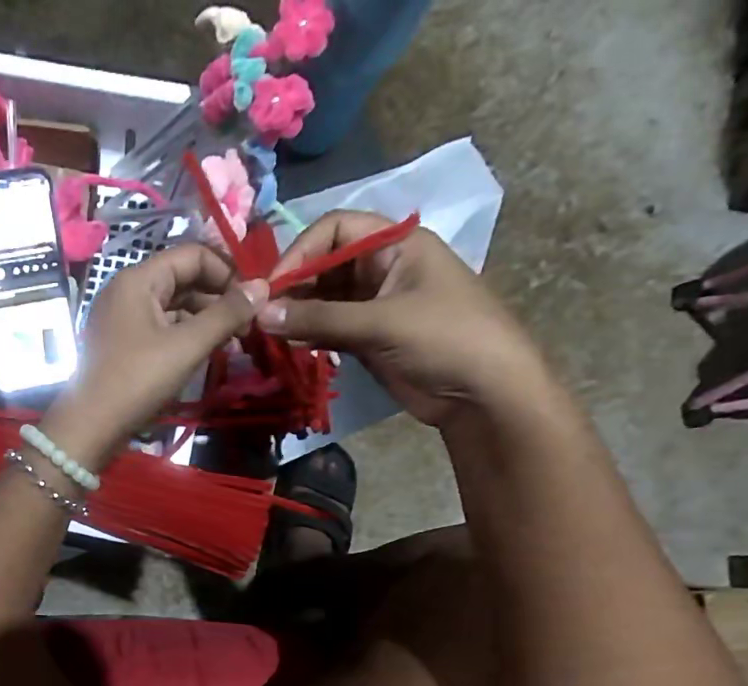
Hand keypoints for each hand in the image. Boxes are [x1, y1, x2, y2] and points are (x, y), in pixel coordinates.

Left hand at [43, 244, 265, 467]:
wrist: (91, 427)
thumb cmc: (138, 380)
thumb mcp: (187, 346)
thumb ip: (226, 315)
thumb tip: (264, 287)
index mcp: (139, 279)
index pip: (193, 255)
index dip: (227, 273)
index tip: (253, 301)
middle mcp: (128, 290)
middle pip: (184, 279)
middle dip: (219, 298)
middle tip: (248, 327)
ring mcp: (123, 317)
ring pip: (175, 306)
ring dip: (206, 319)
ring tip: (234, 342)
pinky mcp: (124, 343)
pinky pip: (163, 327)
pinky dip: (187, 335)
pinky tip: (207, 353)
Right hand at [260, 211, 547, 426]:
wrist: (485, 395)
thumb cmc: (446, 339)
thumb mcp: (382, 323)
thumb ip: (320, 318)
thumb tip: (261, 315)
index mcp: (396, 244)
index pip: (336, 229)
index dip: (301, 251)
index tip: (273, 285)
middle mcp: (383, 267)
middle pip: (325, 265)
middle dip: (294, 287)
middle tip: (262, 316)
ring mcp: (375, 304)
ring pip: (324, 300)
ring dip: (297, 315)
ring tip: (268, 335)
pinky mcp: (370, 338)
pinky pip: (330, 329)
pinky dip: (309, 336)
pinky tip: (289, 348)